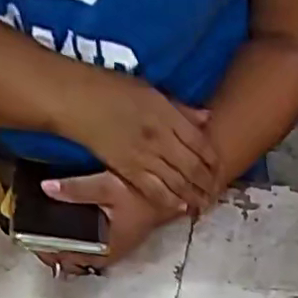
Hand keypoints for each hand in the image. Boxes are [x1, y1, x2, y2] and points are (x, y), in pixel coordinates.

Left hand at [34, 172, 167, 275]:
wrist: (171, 196)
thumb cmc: (142, 195)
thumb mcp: (108, 188)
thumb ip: (78, 189)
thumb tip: (46, 188)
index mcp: (105, 250)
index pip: (69, 260)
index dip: (47, 251)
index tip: (29, 237)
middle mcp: (107, 253)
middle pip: (70, 259)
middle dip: (50, 247)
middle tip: (28, 229)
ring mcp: (110, 246)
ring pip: (77, 252)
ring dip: (59, 242)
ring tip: (39, 226)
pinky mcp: (112, 236)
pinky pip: (85, 242)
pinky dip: (71, 235)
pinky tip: (60, 221)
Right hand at [57, 70, 218, 214]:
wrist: (76, 100)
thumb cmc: (111, 90)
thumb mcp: (150, 91)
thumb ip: (180, 109)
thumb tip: (208, 119)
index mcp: (165, 115)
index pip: (199, 143)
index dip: (214, 161)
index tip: (221, 170)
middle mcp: (159, 137)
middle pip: (193, 168)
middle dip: (208, 184)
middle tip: (216, 194)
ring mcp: (144, 156)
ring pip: (178, 183)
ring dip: (194, 197)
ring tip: (204, 205)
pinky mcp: (129, 171)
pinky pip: (155, 192)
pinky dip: (171, 201)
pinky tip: (182, 207)